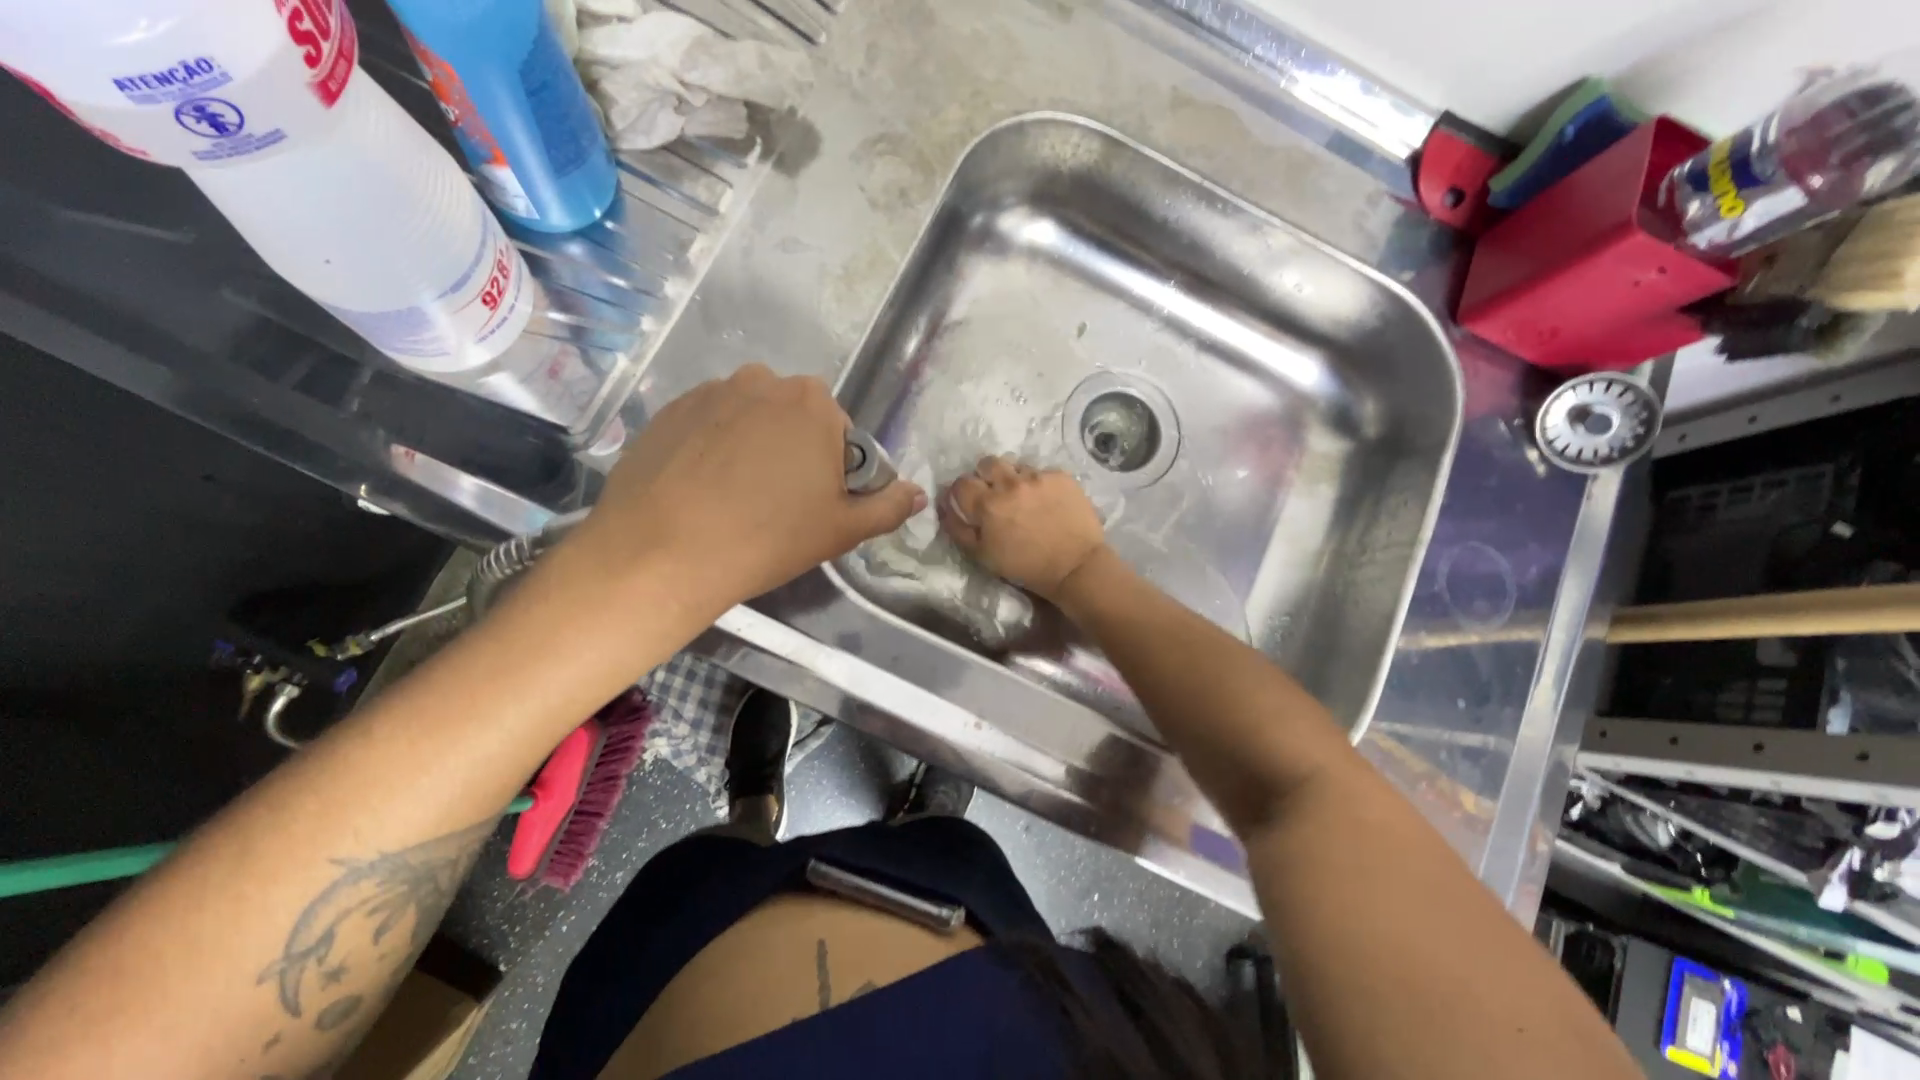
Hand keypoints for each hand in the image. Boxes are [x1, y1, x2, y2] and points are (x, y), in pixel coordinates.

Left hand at [562, 365, 924, 618]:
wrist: (662, 550)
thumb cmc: (767, 538)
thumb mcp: (841, 530)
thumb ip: (887, 507)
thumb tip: (917, 493)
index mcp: (813, 403)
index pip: (839, 433)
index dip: (831, 472)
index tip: (813, 506)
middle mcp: (763, 381)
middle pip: (792, 419)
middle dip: (791, 453)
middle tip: (774, 506)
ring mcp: (710, 391)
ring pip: (747, 420)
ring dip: (749, 447)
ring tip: (731, 499)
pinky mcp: (669, 410)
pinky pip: (706, 426)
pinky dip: (710, 450)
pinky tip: (699, 491)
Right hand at [939, 456, 1108, 601]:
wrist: (1075, 567)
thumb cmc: (1025, 567)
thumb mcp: (983, 556)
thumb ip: (959, 528)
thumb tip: (945, 507)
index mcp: (987, 505)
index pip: (961, 483)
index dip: (962, 491)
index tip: (970, 501)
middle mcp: (1010, 483)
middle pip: (987, 463)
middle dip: (987, 476)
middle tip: (996, 494)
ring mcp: (1038, 477)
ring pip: (1016, 466)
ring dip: (1014, 478)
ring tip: (1024, 497)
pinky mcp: (1061, 476)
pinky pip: (1042, 472)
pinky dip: (1040, 484)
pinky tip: (1048, 501)